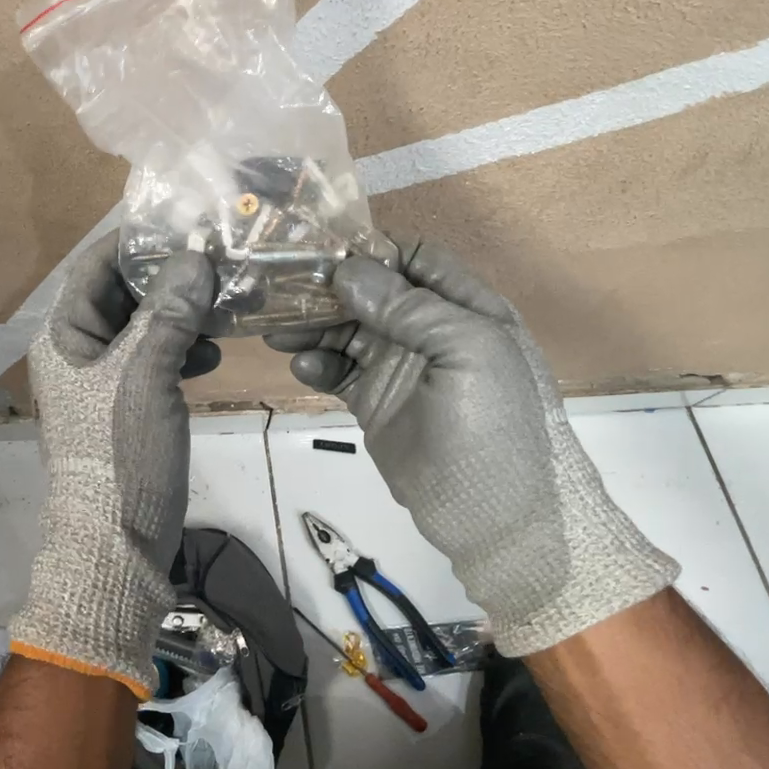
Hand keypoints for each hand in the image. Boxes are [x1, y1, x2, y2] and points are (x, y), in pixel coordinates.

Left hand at [7, 231, 217, 697]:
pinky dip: (181, 350)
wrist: (114, 541)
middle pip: (122, 295)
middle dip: (167, 276)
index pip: (94, 266)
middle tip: (217, 258)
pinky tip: (213, 353)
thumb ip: (169, 313)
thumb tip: (196, 257)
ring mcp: (102, 381)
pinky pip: (154, 362)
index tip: (180, 221)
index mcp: (65, 335)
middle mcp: (78, 351)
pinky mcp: (127, 407)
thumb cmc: (119, 450)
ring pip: (143, 328)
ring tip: (224, 304)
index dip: (133, 240)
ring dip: (180, 313)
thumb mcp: (144, 374)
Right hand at [266, 240, 677, 654]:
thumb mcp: (466, 352)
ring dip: (311, 324)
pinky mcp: (373, 400)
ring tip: (276, 330)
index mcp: (464, 309)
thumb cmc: (491, 425)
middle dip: (327, 288)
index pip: (413, 259)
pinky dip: (317, 363)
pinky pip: (337, 369)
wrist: (493, 518)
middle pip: (369, 291)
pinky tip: (304, 368)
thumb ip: (409, 307)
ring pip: (345, 328)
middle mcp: (429, 330)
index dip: (371, 250)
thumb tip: (345, 272)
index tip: (322, 250)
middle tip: (280, 289)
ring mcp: (399, 366)